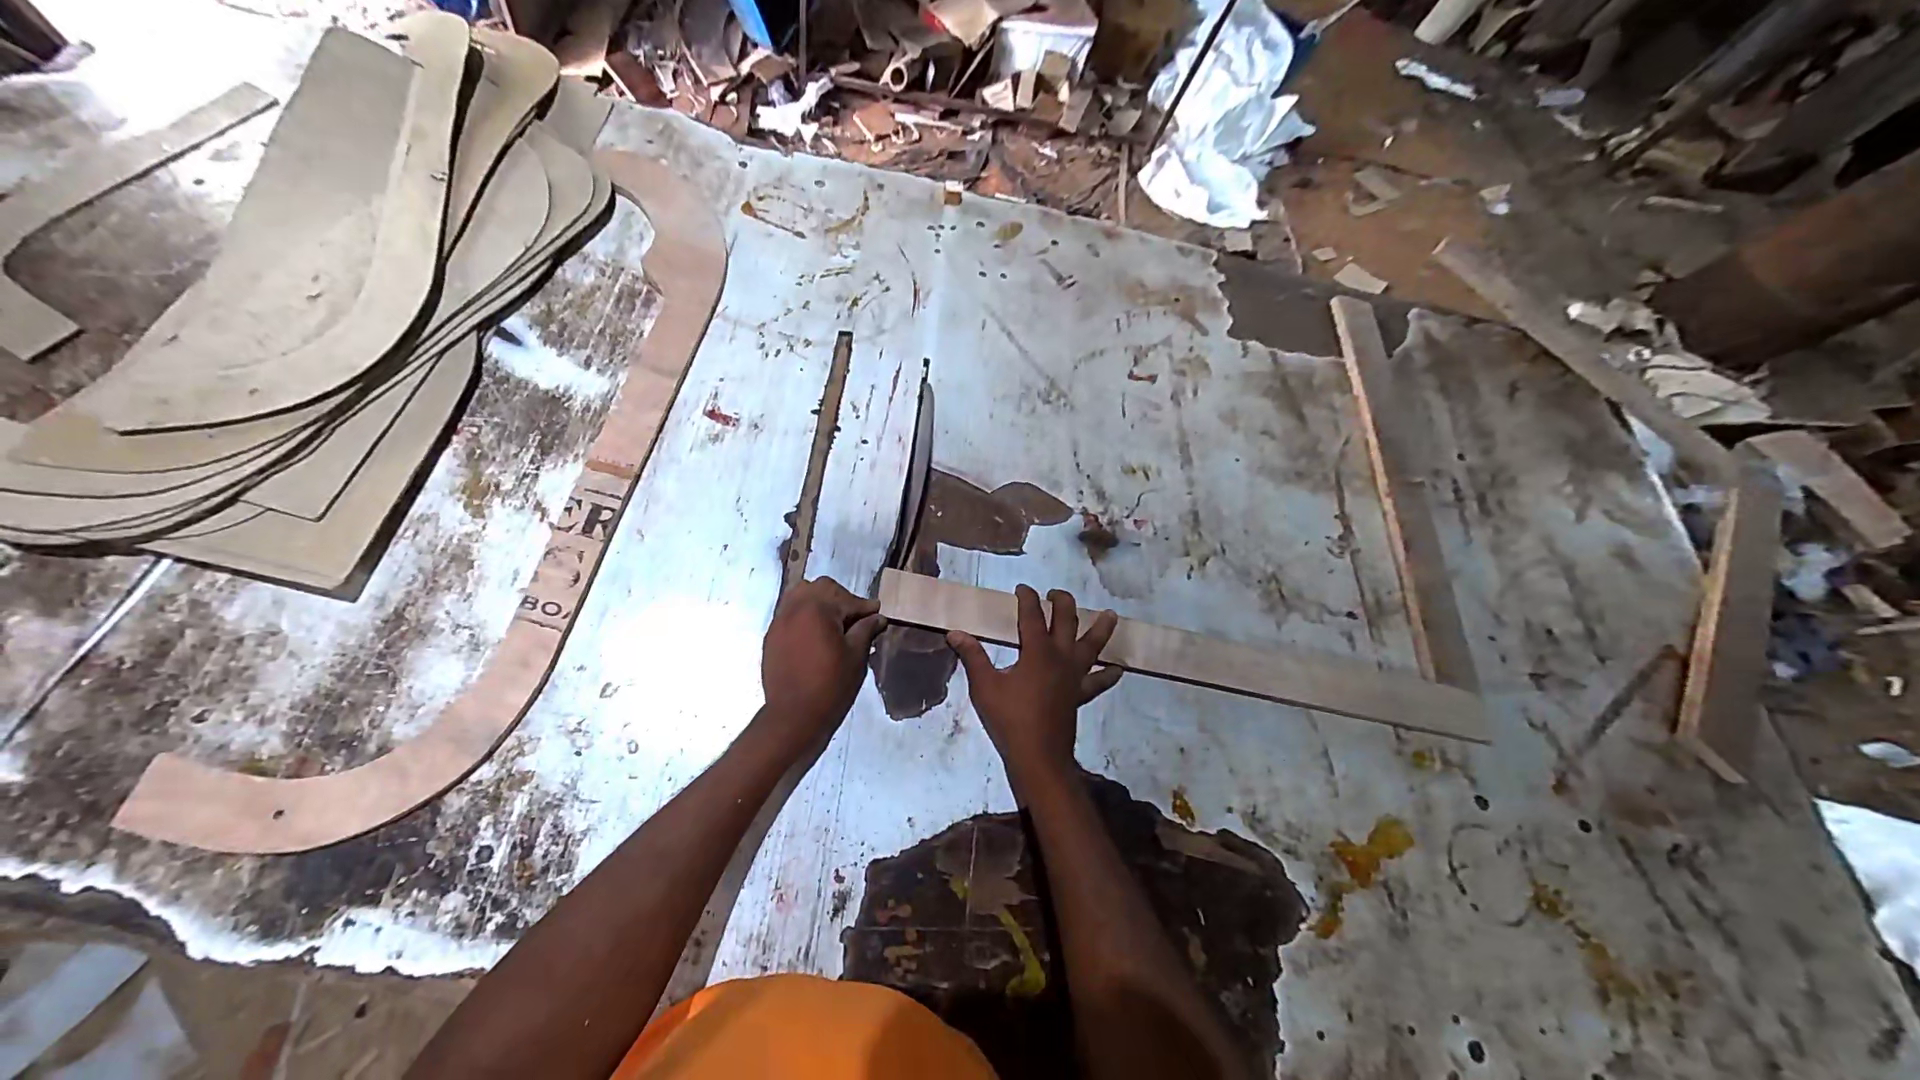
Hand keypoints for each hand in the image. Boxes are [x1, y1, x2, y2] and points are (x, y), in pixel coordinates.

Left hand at [761, 577, 886, 743]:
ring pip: (800, 595)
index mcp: (818, 609)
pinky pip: (788, 612)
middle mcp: (795, 608)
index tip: (877, 614)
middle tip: (856, 617)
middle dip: (841, 598)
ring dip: (819, 602)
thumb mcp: (856, 657)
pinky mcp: (771, 636)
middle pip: (821, 588)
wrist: (794, 716)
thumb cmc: (831, 686)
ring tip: (833, 621)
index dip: (865, 607)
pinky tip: (815, 632)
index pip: (847, 598)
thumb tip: (877, 618)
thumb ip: (866, 630)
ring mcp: (780, 621)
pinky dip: (804, 614)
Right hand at [947, 585, 1121, 787]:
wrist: (1039, 755)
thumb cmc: (1010, 719)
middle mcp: (1061, 657)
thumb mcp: (984, 686)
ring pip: (1092, 646)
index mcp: (1037, 651)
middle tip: (1056, 593)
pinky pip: (1098, 681)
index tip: (1023, 588)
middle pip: (1067, 621)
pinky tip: (1117, 670)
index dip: (1027, 598)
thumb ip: (972, 657)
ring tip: (1110, 615)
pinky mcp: (1080, 694)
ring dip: (1101, 628)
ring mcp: (1075, 676)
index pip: (1032, 615)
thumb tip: (955, 633)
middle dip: (1062, 602)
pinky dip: (1108, 674)